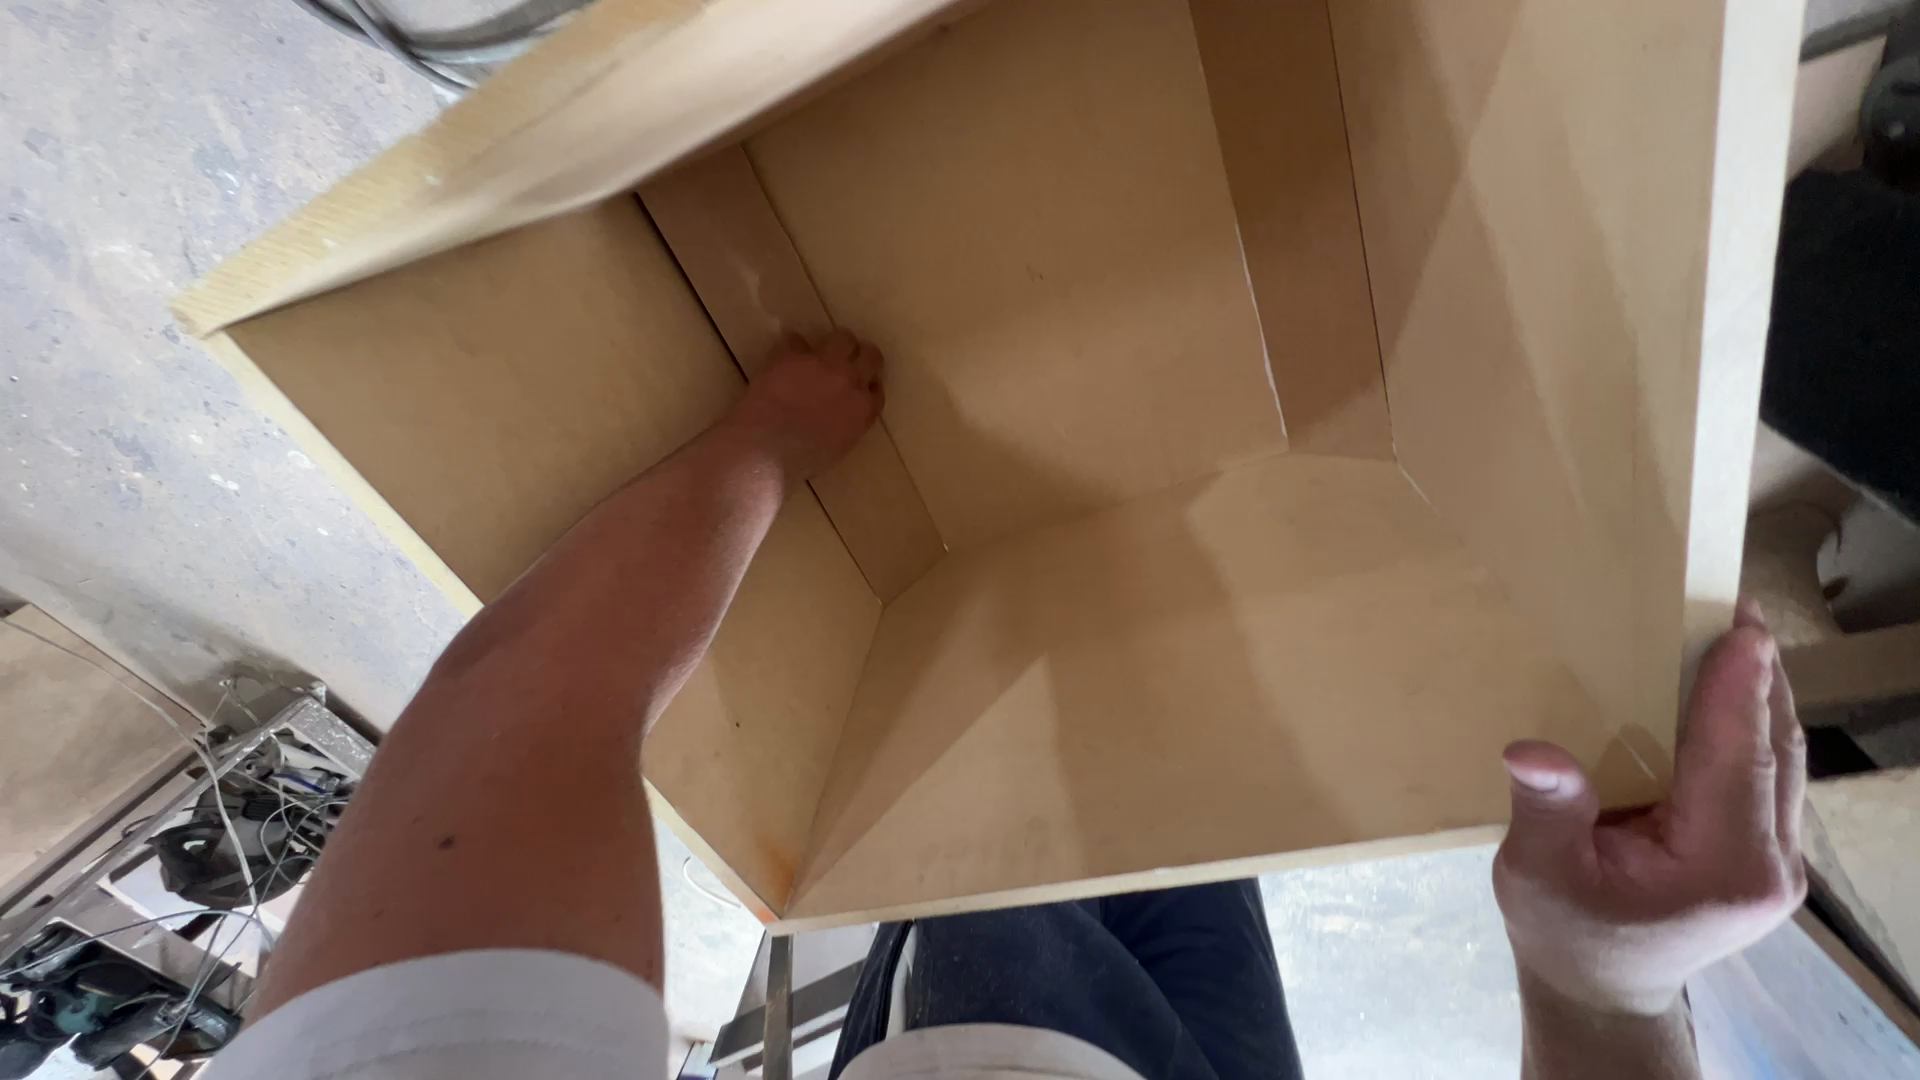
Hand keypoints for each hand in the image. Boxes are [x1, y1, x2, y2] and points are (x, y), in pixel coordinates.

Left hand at [726, 329, 884, 483]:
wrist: (769, 446)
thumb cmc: (803, 459)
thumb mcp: (838, 448)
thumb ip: (848, 426)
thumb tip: (841, 416)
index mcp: (863, 410)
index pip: (877, 389)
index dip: (868, 385)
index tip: (859, 387)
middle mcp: (850, 380)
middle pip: (871, 356)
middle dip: (861, 357)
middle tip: (846, 364)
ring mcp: (823, 363)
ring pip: (843, 337)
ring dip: (835, 344)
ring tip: (820, 353)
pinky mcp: (794, 355)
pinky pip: (796, 340)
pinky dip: (791, 348)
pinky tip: (784, 359)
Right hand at [1492, 600, 1806, 1015]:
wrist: (1598, 984)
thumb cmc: (1563, 927)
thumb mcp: (1539, 870)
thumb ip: (1547, 810)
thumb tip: (1533, 750)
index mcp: (1724, 864)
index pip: (1736, 759)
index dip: (1736, 693)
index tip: (1744, 632)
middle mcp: (1768, 860)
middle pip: (1774, 752)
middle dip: (1763, 680)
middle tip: (1740, 612)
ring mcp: (1769, 859)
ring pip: (1777, 762)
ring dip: (1761, 698)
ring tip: (1740, 641)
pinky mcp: (1753, 855)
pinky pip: (1761, 777)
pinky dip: (1748, 728)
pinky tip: (1726, 700)